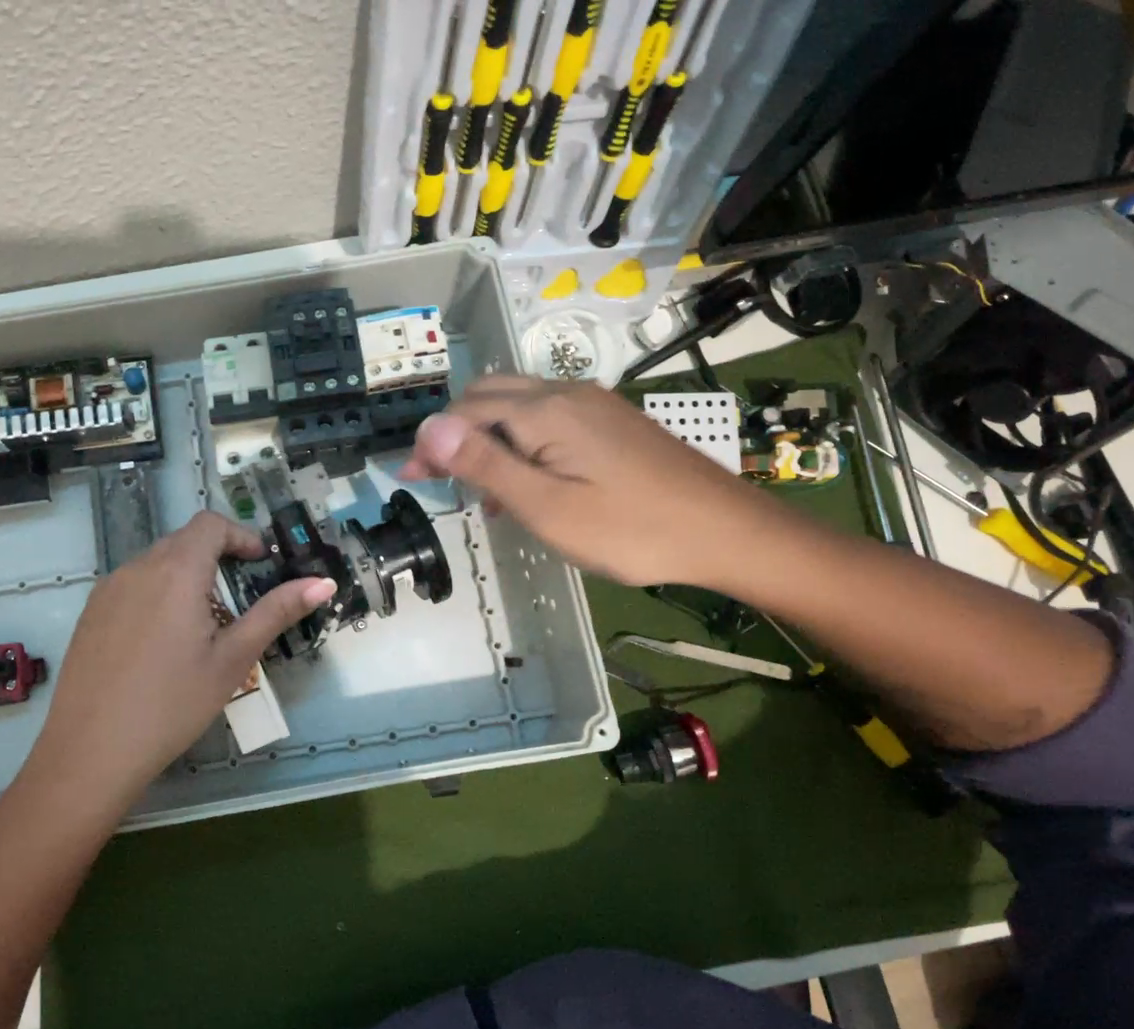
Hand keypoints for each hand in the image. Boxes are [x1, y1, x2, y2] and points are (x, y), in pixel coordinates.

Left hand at [24, 511, 335, 803]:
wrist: (91, 749)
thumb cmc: (173, 704)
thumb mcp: (233, 659)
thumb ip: (276, 613)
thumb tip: (324, 583)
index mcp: (175, 572)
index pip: (210, 524)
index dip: (241, 535)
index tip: (260, 564)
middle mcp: (137, 568)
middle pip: (183, 541)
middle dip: (216, 557)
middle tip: (239, 599)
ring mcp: (107, 590)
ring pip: (155, 564)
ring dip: (186, 577)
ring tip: (203, 627)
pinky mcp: (90, 614)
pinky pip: (132, 587)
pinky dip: (157, 595)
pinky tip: (162, 645)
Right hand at [399, 375, 780, 586]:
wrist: (724, 531)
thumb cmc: (630, 529)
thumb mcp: (546, 506)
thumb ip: (486, 464)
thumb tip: (428, 428)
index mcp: (544, 411)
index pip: (465, 411)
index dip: (431, 443)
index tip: (408, 479)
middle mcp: (566, 393)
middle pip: (489, 395)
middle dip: (454, 432)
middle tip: (437, 481)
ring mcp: (594, 404)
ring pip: (519, 405)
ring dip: (487, 436)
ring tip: (478, 490)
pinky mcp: (612, 422)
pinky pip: (548, 418)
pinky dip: (520, 440)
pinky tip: (526, 483)